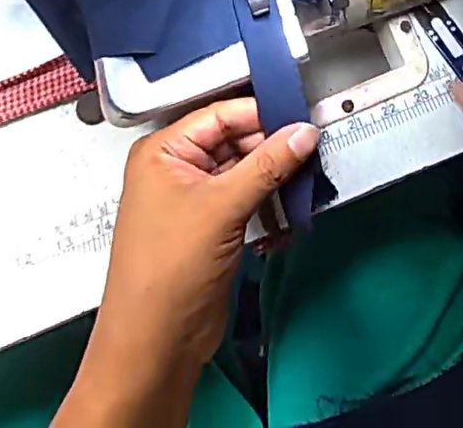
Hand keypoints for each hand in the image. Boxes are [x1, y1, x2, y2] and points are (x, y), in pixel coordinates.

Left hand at [58, 99, 317, 425]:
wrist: (155, 347)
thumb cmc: (164, 275)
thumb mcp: (222, 207)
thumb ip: (268, 165)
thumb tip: (301, 134)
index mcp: (163, 150)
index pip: (220, 115)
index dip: (261, 114)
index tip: (298, 118)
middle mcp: (176, 167)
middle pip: (235, 140)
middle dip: (271, 146)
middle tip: (307, 148)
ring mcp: (194, 196)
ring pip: (243, 168)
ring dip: (273, 175)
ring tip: (303, 176)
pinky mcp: (211, 223)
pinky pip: (245, 196)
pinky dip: (267, 198)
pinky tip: (288, 204)